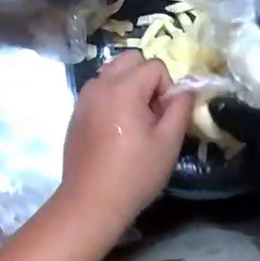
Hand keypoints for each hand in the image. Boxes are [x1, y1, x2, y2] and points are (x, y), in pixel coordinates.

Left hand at [59, 52, 192, 224]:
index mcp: (124, 89)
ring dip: (129, 86)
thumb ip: (180, 109)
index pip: (155, 65)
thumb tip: (183, 92)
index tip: (164, 117)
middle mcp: (100, 85)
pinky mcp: (76, 113)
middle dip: (147, 79)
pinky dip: (113, 98)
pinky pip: (99, 90)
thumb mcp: (169, 142)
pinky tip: (116, 130)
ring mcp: (84, 98)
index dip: (167, 88)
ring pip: (112, 72)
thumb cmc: (135, 173)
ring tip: (134, 120)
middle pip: (130, 59)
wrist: (91, 201)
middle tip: (151, 112)